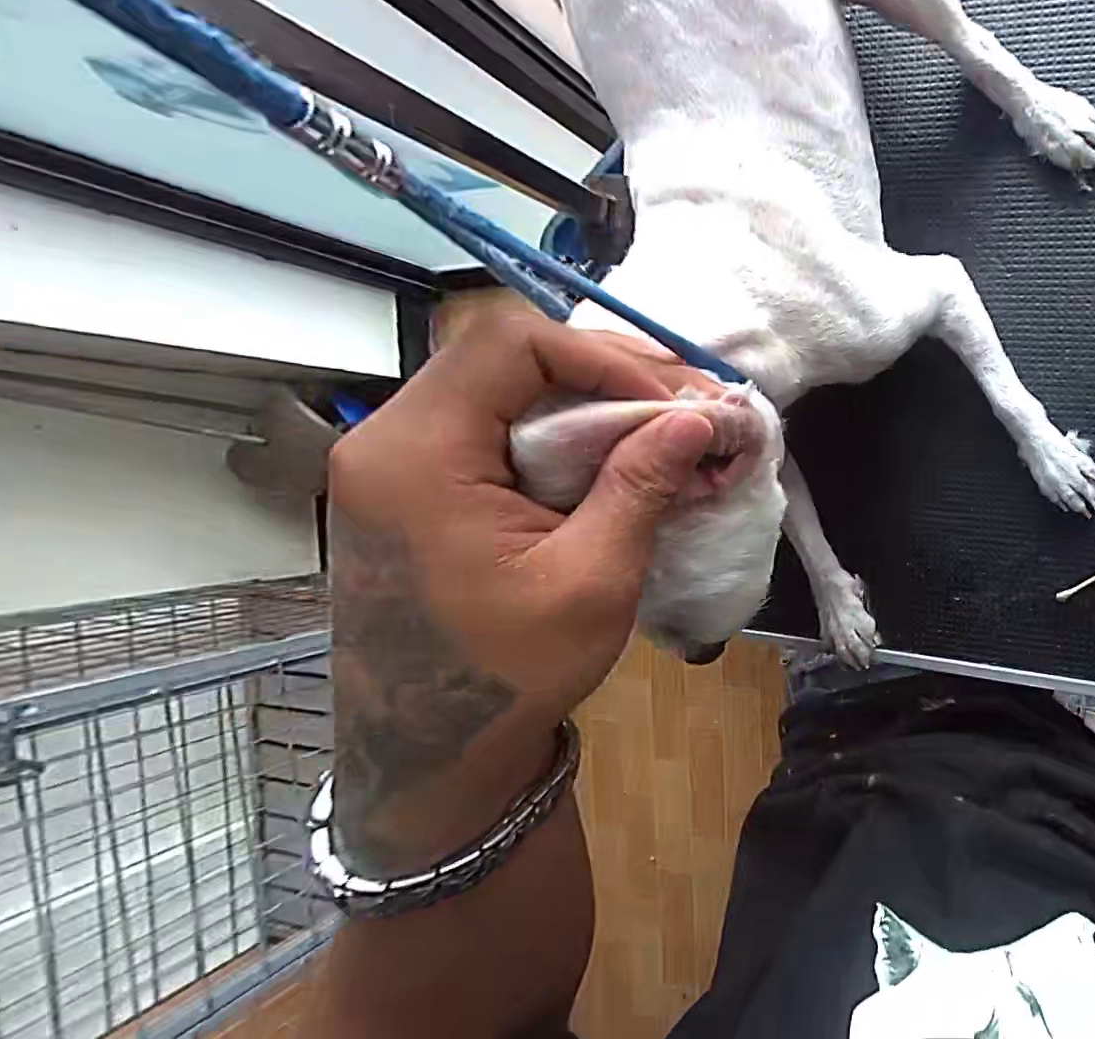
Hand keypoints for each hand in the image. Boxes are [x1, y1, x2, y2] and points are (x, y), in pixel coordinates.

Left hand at [328, 310, 716, 873]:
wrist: (436, 749)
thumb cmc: (509, 672)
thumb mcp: (591, 580)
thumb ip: (640, 487)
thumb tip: (698, 417)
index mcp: (418, 454)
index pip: (511, 345)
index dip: (605, 358)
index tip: (671, 404)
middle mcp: (397, 439)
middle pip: (514, 360)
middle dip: (615, 376)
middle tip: (690, 409)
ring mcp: (408, 461)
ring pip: (517, 391)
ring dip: (602, 404)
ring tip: (671, 432)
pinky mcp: (432, 485)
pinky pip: (511, 428)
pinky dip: (578, 434)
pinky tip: (627, 460)